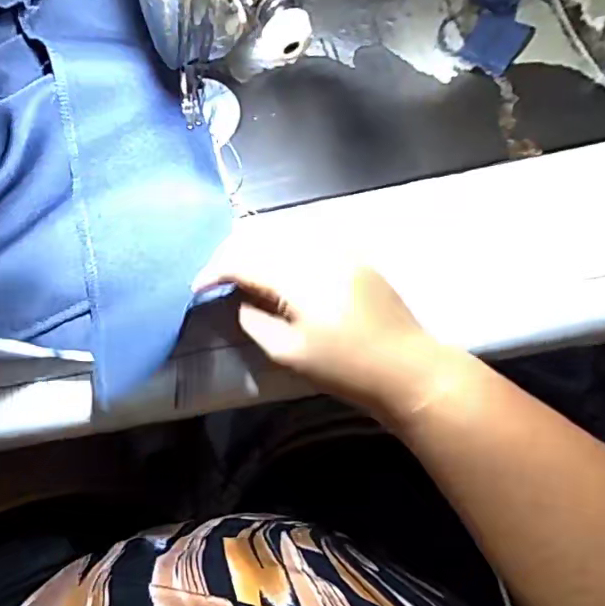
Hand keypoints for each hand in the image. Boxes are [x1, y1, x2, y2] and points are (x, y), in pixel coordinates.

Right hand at [195, 241, 487, 425]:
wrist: (407, 369)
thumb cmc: (344, 368)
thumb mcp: (287, 352)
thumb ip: (254, 320)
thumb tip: (241, 299)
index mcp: (299, 278)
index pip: (244, 261)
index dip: (215, 271)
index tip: (197, 287)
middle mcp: (319, 253)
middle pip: (262, 239)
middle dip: (232, 254)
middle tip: (215, 276)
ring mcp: (340, 252)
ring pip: (285, 235)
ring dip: (257, 249)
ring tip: (241, 271)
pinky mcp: (355, 259)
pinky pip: (308, 241)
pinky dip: (284, 250)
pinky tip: (276, 268)